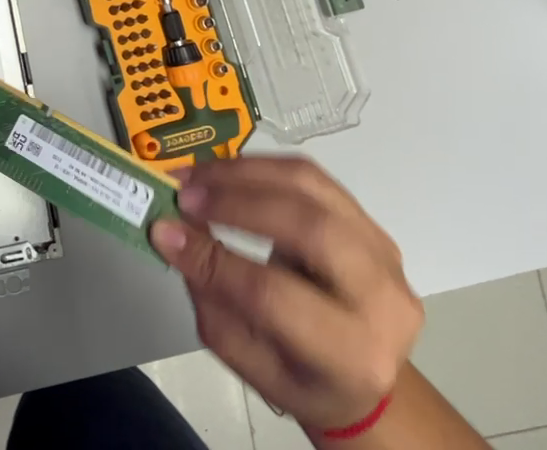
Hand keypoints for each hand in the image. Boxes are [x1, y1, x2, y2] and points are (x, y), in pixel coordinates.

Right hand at [151, 157, 422, 433]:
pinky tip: (225, 173)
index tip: (163, 231)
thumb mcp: (245, 355)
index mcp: (351, 352)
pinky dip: (261, 168)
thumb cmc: (300, 378)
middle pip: (308, 227)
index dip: (212, 258)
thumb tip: (171, 232)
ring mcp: (383, 252)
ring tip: (197, 174)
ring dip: (244, 172)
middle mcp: (381, 297)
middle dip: (235, 202)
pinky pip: (313, 178)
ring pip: (312, 187)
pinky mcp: (371, 223)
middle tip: (183, 194)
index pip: (272, 293)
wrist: (369, 378)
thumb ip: (209, 295)